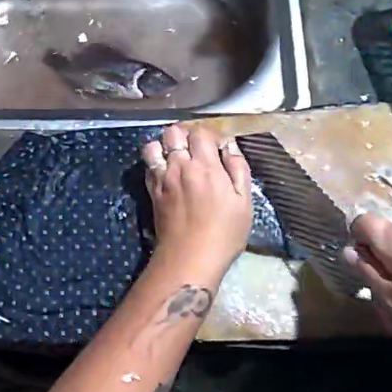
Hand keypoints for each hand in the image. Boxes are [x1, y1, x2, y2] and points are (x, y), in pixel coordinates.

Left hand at [141, 124, 251, 275]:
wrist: (189, 259)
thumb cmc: (224, 233)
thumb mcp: (244, 202)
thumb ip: (238, 169)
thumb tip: (230, 146)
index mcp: (205, 166)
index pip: (200, 132)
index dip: (209, 135)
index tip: (217, 149)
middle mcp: (180, 166)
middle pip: (173, 132)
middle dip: (184, 135)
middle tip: (195, 150)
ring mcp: (162, 179)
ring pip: (153, 146)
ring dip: (163, 146)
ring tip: (176, 157)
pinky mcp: (152, 192)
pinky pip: (147, 167)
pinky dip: (155, 163)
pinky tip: (166, 173)